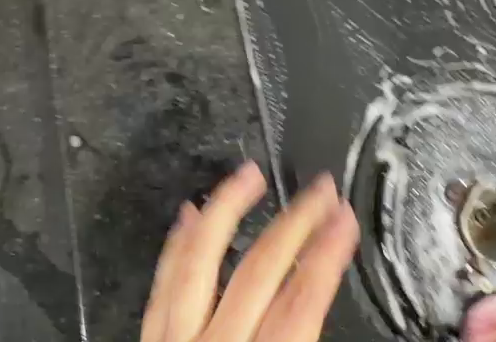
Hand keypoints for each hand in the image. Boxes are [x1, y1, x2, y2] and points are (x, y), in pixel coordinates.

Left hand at [142, 160, 361, 341]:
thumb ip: (300, 339)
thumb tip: (319, 298)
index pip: (300, 302)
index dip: (326, 254)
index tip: (344, 219)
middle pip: (258, 269)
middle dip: (294, 221)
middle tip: (321, 188)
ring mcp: (175, 338)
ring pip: (201, 258)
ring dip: (228, 208)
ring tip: (250, 171)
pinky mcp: (151, 338)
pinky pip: (162, 282)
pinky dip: (178, 244)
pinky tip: (189, 212)